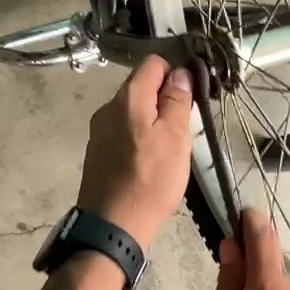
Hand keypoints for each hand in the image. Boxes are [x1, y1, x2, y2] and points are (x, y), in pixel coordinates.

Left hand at [75, 55, 194, 249]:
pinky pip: (123, 132)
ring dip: (153, 120)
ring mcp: (99, 130)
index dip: (176, 72)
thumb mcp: (175, 138)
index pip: (153, 63)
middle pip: (141, 87)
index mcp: (127, 98)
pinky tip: (150, 161)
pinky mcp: (98, 152)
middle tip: (184, 126)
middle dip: (165, 98)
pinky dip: (139, 138)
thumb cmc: (150, 181)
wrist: (113, 225)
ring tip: (169, 148)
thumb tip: (180, 73)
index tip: (192, 94)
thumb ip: (177, 101)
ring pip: (133, 111)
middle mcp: (108, 108)